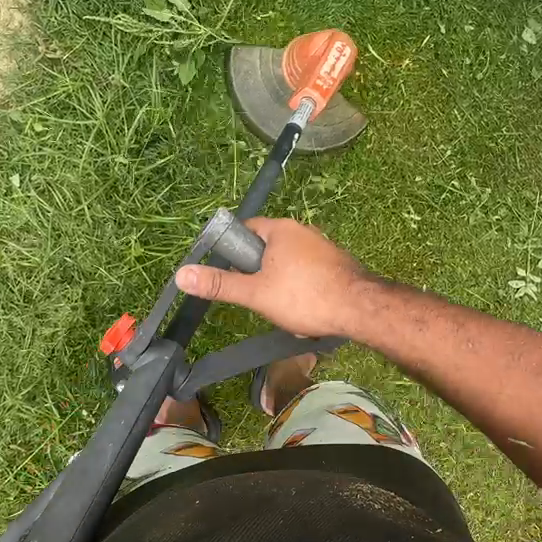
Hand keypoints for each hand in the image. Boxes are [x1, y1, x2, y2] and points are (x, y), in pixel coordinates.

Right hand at [174, 217, 378, 338]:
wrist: (359, 309)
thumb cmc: (304, 296)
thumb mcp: (256, 293)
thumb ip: (220, 284)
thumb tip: (182, 274)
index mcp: (281, 229)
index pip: (247, 229)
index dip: (233, 251)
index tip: (229, 274)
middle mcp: (303, 231)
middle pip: (268, 250)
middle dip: (261, 276)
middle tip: (258, 299)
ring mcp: (323, 248)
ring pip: (289, 267)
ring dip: (283, 289)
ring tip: (284, 310)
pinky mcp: (337, 266)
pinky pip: (309, 276)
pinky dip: (303, 293)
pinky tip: (306, 312)